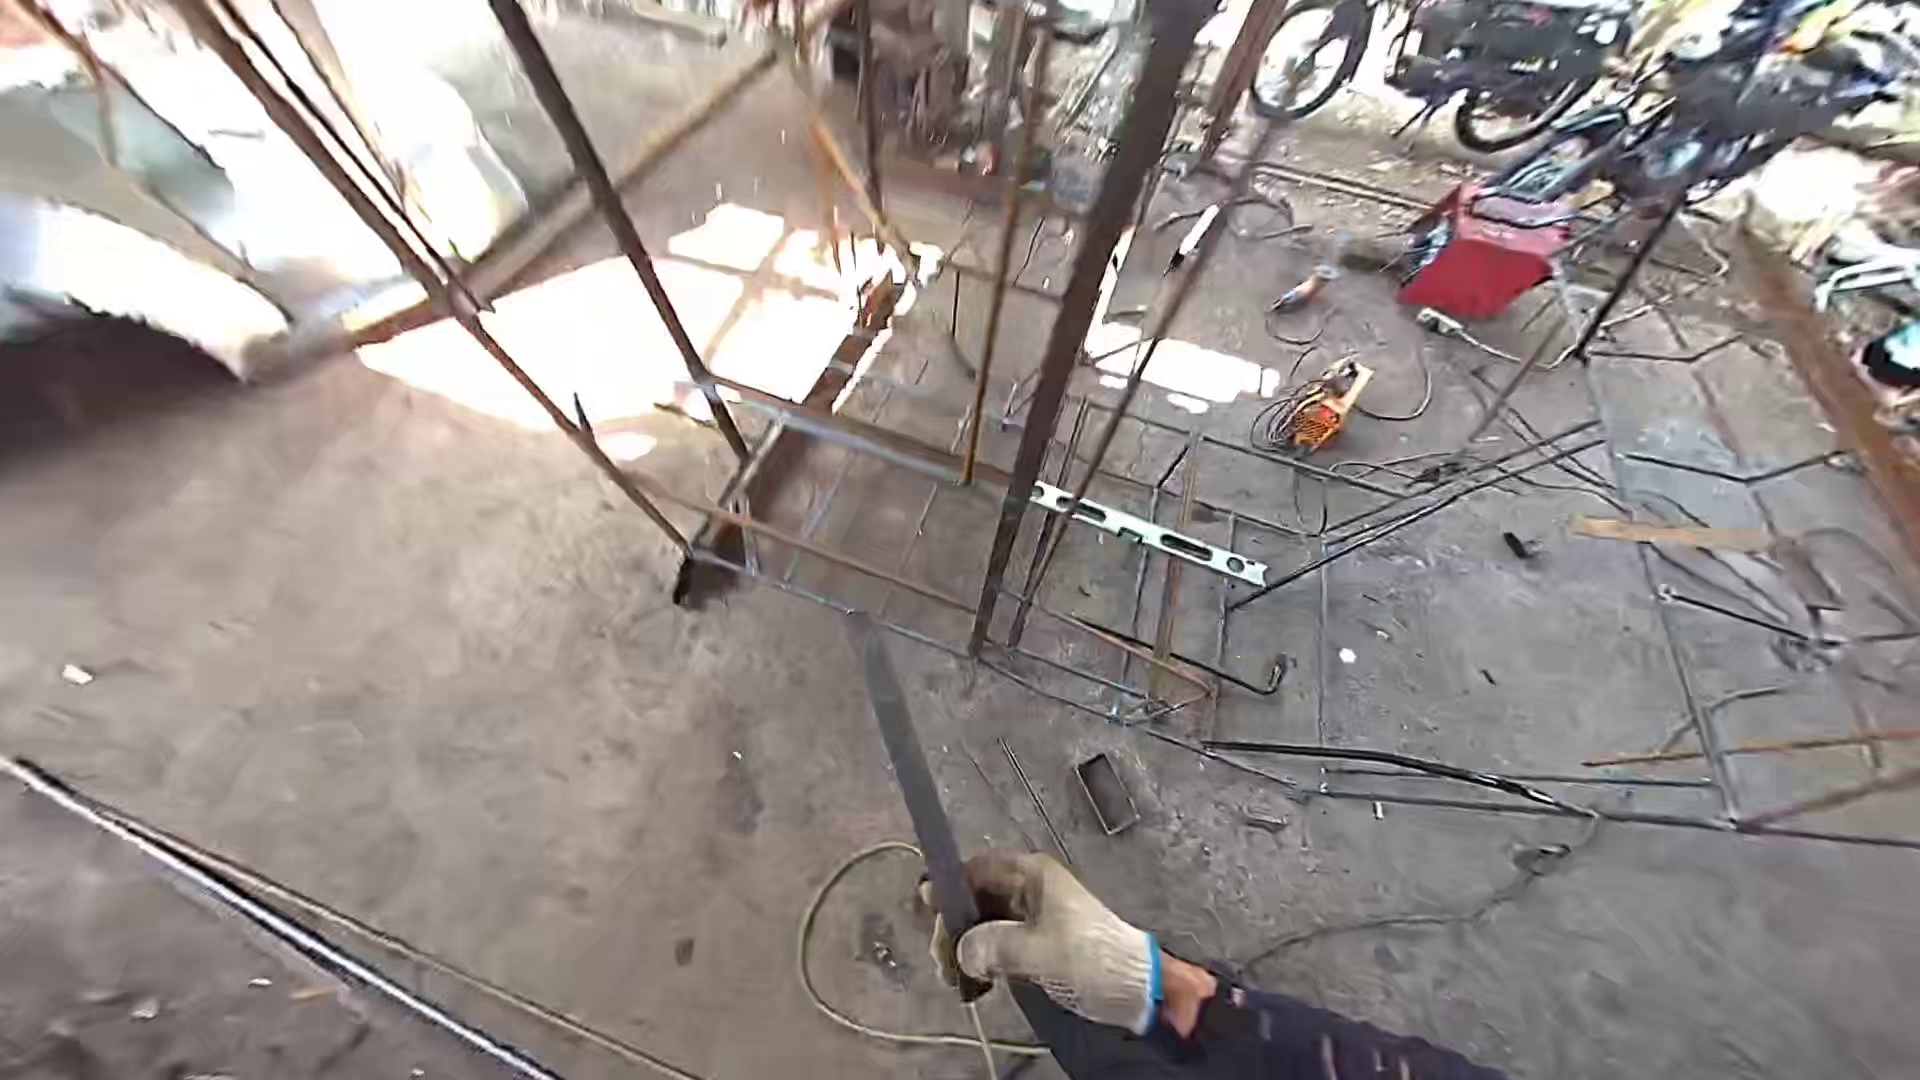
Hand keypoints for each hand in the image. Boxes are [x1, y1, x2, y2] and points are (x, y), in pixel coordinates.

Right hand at [929, 851, 1213, 1035]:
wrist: (1135, 987)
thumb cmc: (1087, 956)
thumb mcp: (1037, 952)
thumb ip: (992, 946)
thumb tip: (961, 951)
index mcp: (1031, 873)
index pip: (979, 868)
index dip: (951, 885)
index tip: (928, 907)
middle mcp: (1030, 886)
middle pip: (979, 895)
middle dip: (957, 926)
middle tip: (942, 963)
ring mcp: (1035, 912)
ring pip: (988, 920)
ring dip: (968, 947)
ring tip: (956, 980)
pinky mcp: (1040, 939)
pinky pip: (1001, 940)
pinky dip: (985, 959)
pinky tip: (977, 984)